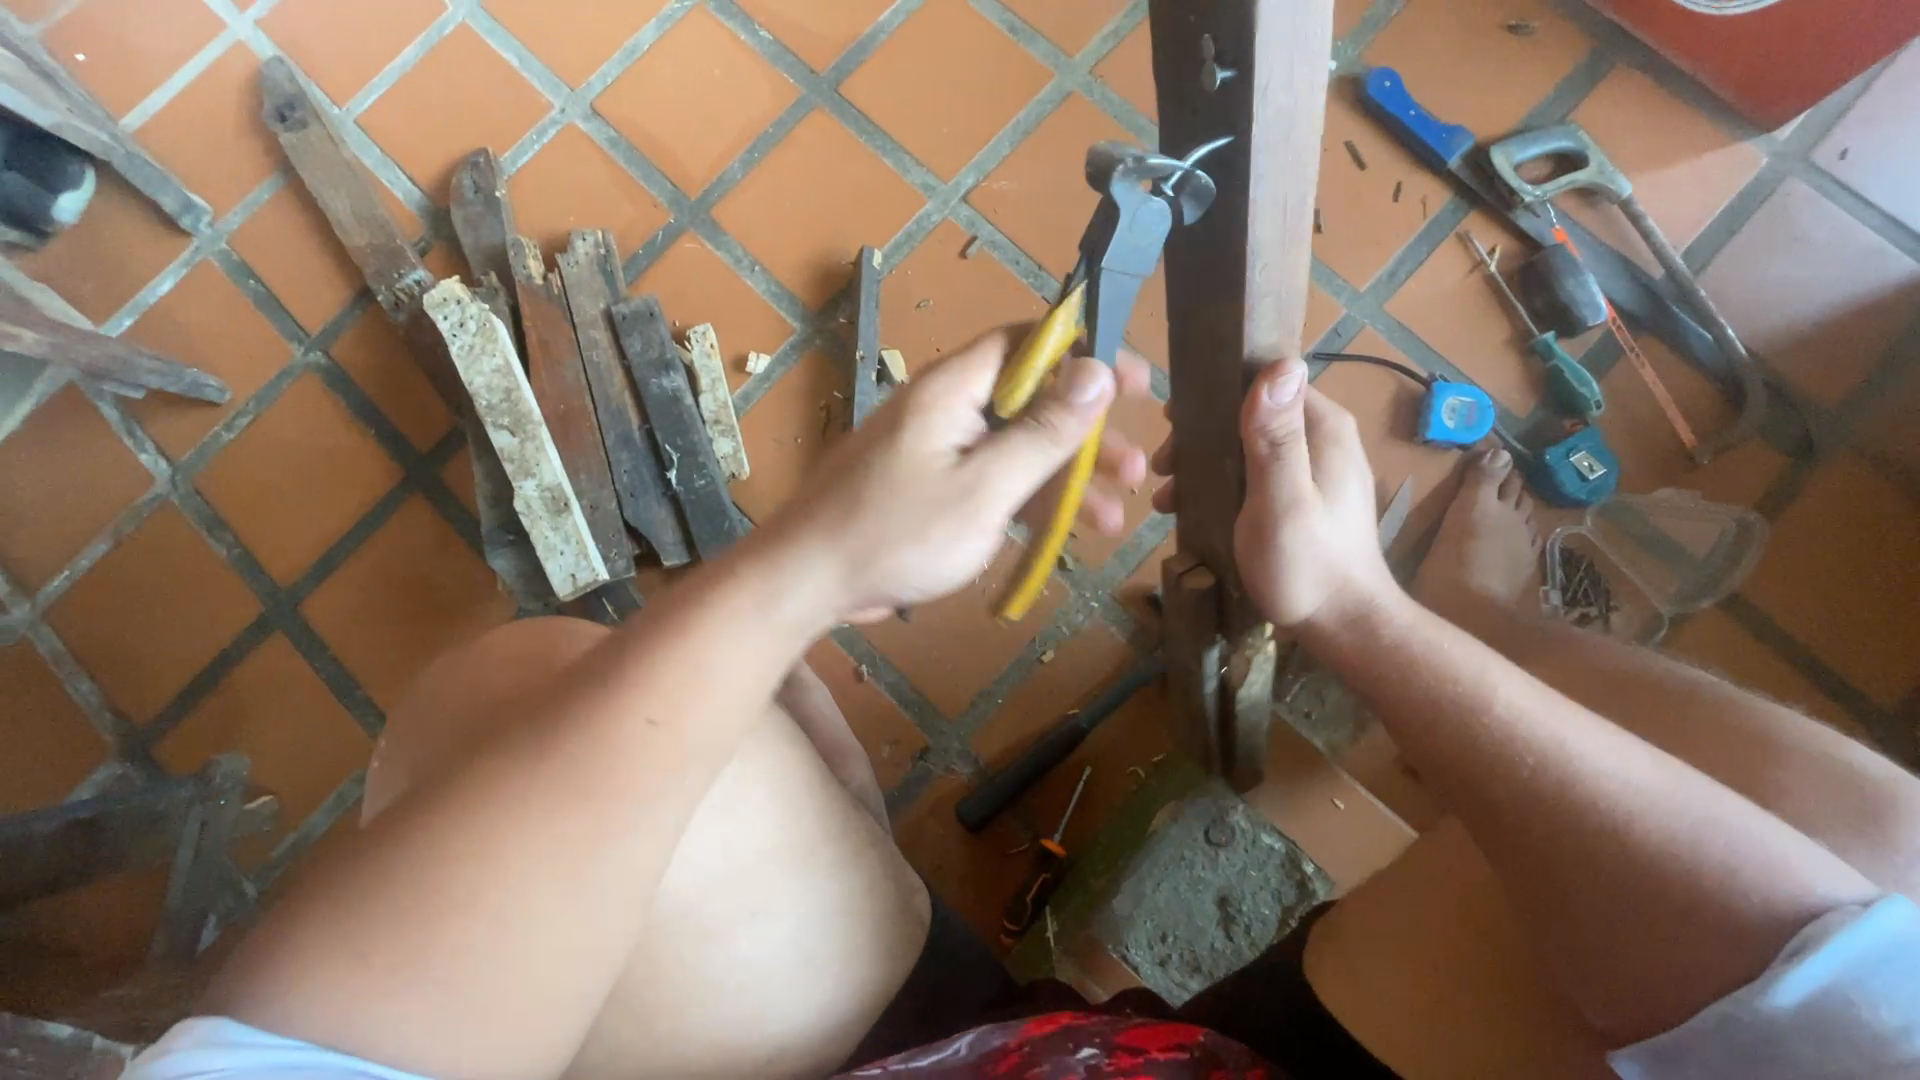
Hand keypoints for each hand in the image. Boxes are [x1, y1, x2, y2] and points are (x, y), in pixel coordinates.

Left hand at [768, 326, 1144, 621]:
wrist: (809, 582)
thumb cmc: (897, 532)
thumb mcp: (984, 487)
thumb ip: (1042, 432)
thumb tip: (1095, 370)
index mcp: (953, 389)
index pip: (1027, 342)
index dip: (1086, 354)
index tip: (1134, 381)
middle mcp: (947, 409)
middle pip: (1031, 402)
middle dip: (1087, 435)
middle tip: (1139, 464)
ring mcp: (938, 452)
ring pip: (1016, 450)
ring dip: (1065, 479)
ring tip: (1116, 515)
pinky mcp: (932, 489)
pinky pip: (991, 483)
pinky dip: (1027, 502)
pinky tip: (1066, 533)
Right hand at [1150, 357, 1398, 631]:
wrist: (1343, 627)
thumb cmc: (1307, 564)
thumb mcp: (1281, 499)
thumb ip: (1275, 437)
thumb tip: (1278, 364)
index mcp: (1323, 428)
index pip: (1264, 381)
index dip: (1214, 394)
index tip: (1171, 423)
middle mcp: (1323, 439)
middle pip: (1250, 415)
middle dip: (1200, 437)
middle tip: (1161, 469)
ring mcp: (1315, 470)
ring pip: (1246, 448)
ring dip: (1202, 465)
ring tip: (1166, 499)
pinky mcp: (1304, 499)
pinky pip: (1252, 476)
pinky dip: (1219, 487)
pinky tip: (1190, 512)